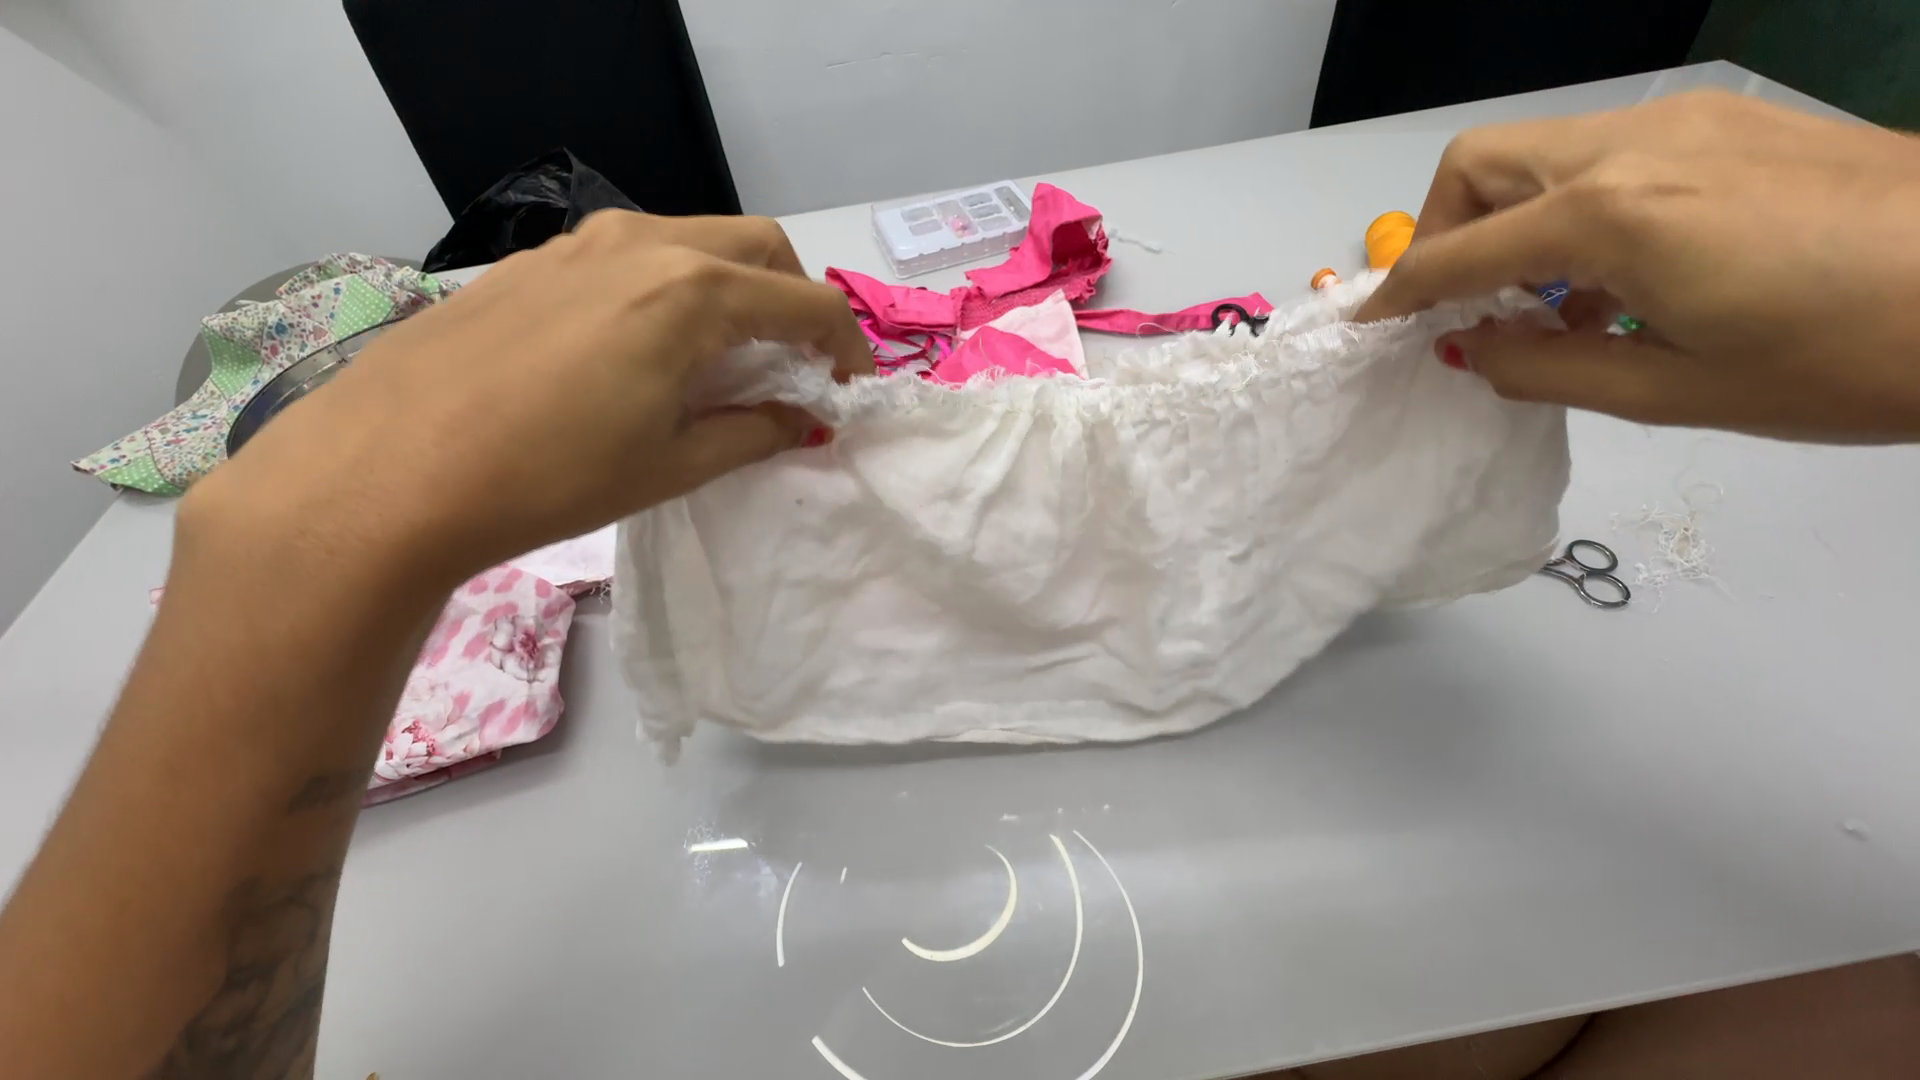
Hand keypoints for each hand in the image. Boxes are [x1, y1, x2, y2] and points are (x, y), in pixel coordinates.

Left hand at [192, 211, 873, 584]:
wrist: (389, 470)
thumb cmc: (552, 478)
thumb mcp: (674, 464)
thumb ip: (755, 432)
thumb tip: (805, 419)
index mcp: (692, 294)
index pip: (805, 302)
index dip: (845, 343)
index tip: (851, 385)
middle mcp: (645, 245)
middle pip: (759, 246)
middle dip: (797, 297)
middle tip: (797, 361)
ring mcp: (584, 243)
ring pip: (697, 239)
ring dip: (737, 287)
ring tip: (728, 355)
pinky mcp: (539, 259)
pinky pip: (637, 253)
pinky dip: (677, 286)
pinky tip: (653, 345)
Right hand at [1356, 90, 1919, 441]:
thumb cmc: (1850, 360)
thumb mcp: (1666, 392)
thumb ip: (1538, 367)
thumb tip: (1471, 347)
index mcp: (1610, 216)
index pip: (1453, 253)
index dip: (1397, 297)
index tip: (1373, 329)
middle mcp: (1632, 147)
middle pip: (1475, 165)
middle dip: (1440, 234)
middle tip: (1463, 303)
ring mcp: (1684, 123)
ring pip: (1532, 151)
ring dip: (1502, 221)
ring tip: (1544, 299)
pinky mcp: (1724, 124)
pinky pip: (1597, 154)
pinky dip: (1561, 207)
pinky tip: (1608, 271)